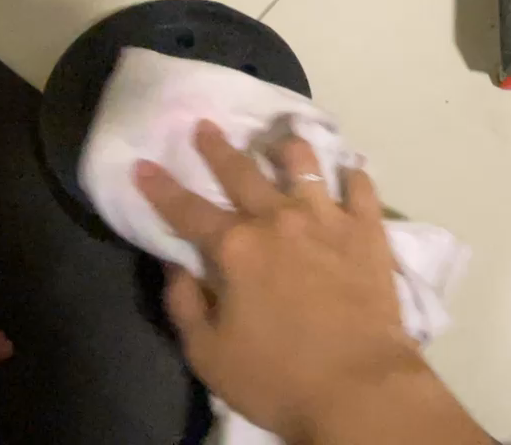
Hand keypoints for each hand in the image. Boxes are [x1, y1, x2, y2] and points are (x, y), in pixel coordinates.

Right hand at [136, 122, 486, 444]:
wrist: (358, 385)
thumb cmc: (277, 377)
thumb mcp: (210, 355)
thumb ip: (186, 304)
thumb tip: (177, 264)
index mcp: (236, 247)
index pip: (188, 210)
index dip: (162, 188)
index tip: (144, 164)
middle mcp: (278, 218)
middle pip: (243, 172)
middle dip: (218, 148)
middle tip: (206, 125)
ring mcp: (326, 216)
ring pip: (304, 164)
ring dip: (289, 147)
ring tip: (283, 137)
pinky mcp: (366, 225)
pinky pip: (361, 186)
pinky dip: (354, 175)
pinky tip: (351, 169)